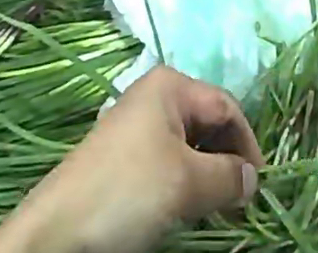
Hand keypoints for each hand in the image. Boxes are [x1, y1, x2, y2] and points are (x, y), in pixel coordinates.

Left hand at [0, 67, 263, 252]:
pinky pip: (170, 160)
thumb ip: (228, 176)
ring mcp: (139, 125)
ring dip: (210, 173)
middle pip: (209, 121)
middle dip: (228, 159)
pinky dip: (188, 181)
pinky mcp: (126, 156)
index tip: (260, 186)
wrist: (57, 232)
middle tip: (241, 201)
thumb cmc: (128, 191)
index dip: (248, 144)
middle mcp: (156, 96)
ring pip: (190, 144)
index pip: (227, 105)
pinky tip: (189, 206)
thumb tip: (253, 179)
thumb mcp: (186, 183)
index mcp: (171, 85)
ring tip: (219, 208)